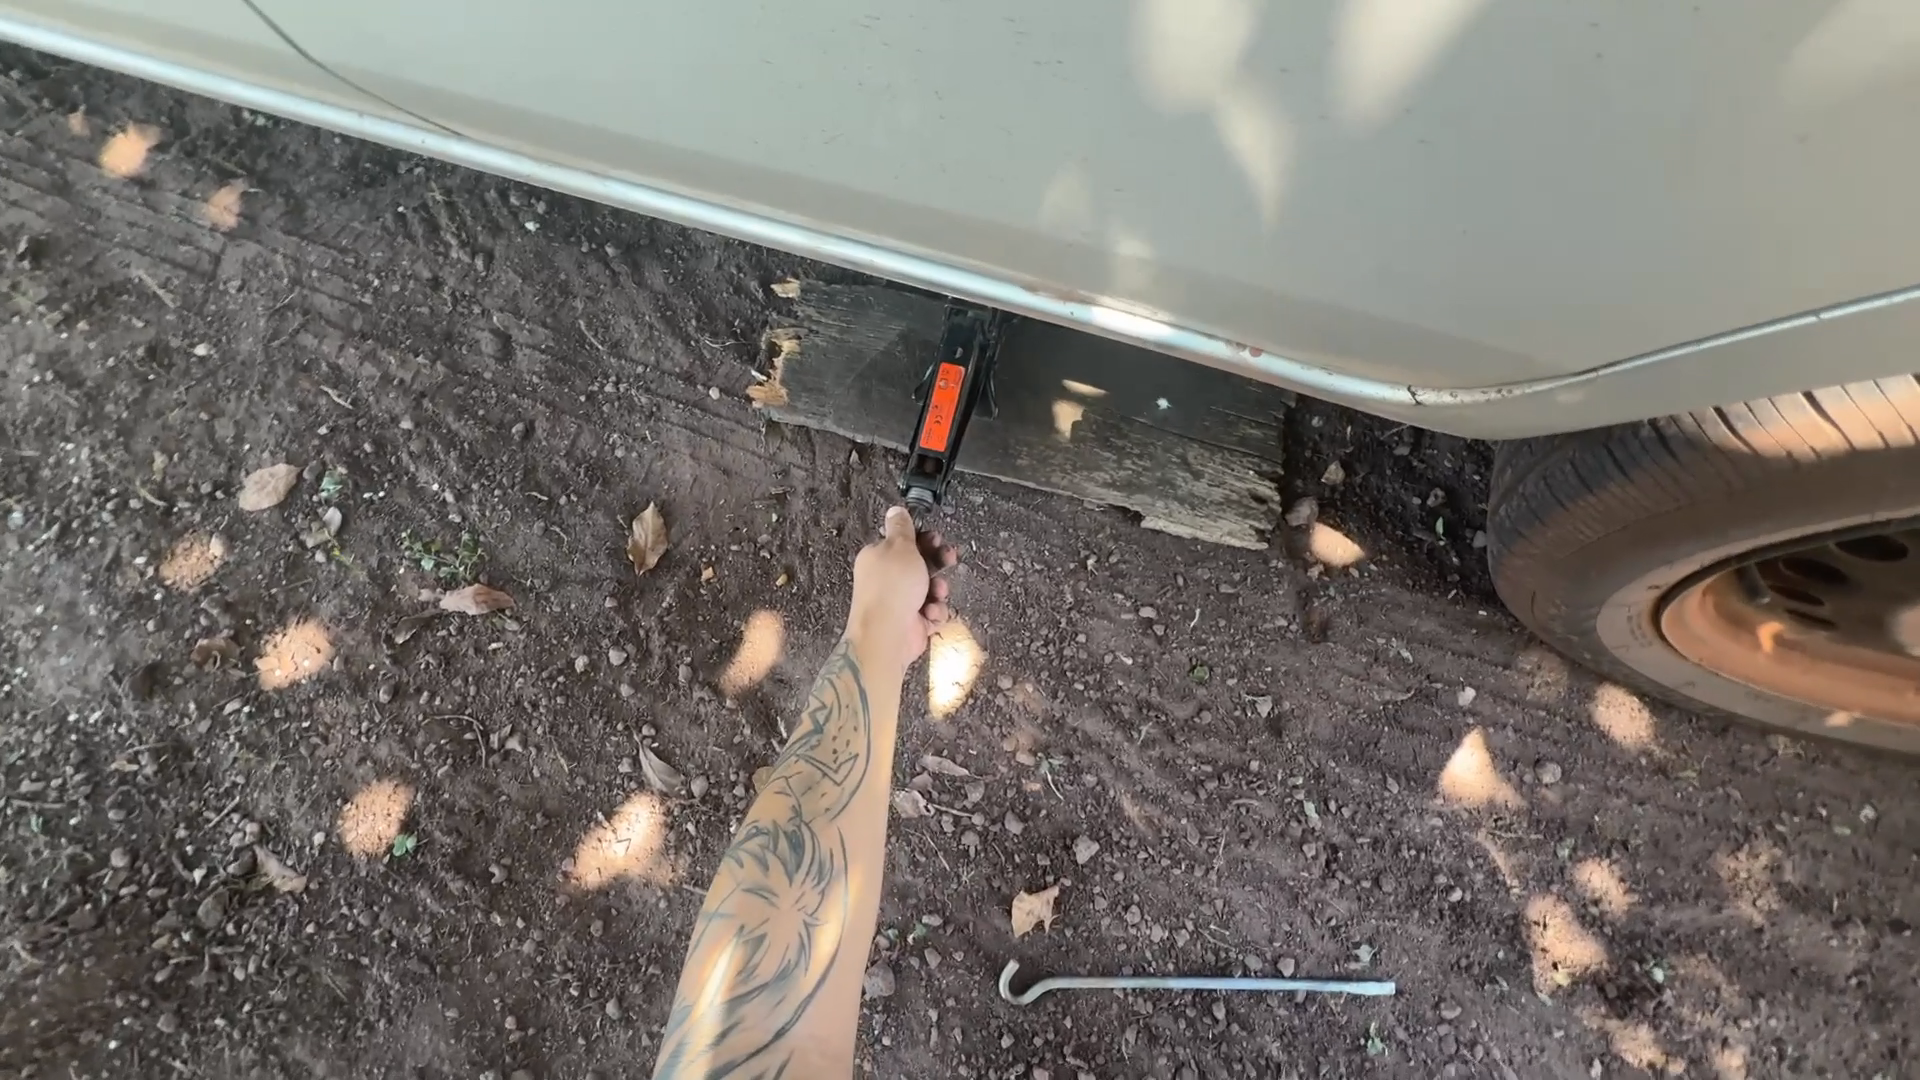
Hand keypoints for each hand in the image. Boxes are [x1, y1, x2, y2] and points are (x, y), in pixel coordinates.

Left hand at [845, 506, 957, 672]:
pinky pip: (932, 611)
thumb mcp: (900, 547)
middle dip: (937, 563)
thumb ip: (902, 528)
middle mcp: (887, 579)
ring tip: (937, 593)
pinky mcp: (911, 622)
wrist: (887, 635)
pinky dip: (934, 612)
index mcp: (879, 557)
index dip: (924, 539)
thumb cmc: (890, 590)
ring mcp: (899, 602)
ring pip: (930, 589)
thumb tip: (896, 510)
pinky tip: (929, 614)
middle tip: (948, 558)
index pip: (904, 542)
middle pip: (921, 564)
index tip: (936, 539)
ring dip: (938, 590)